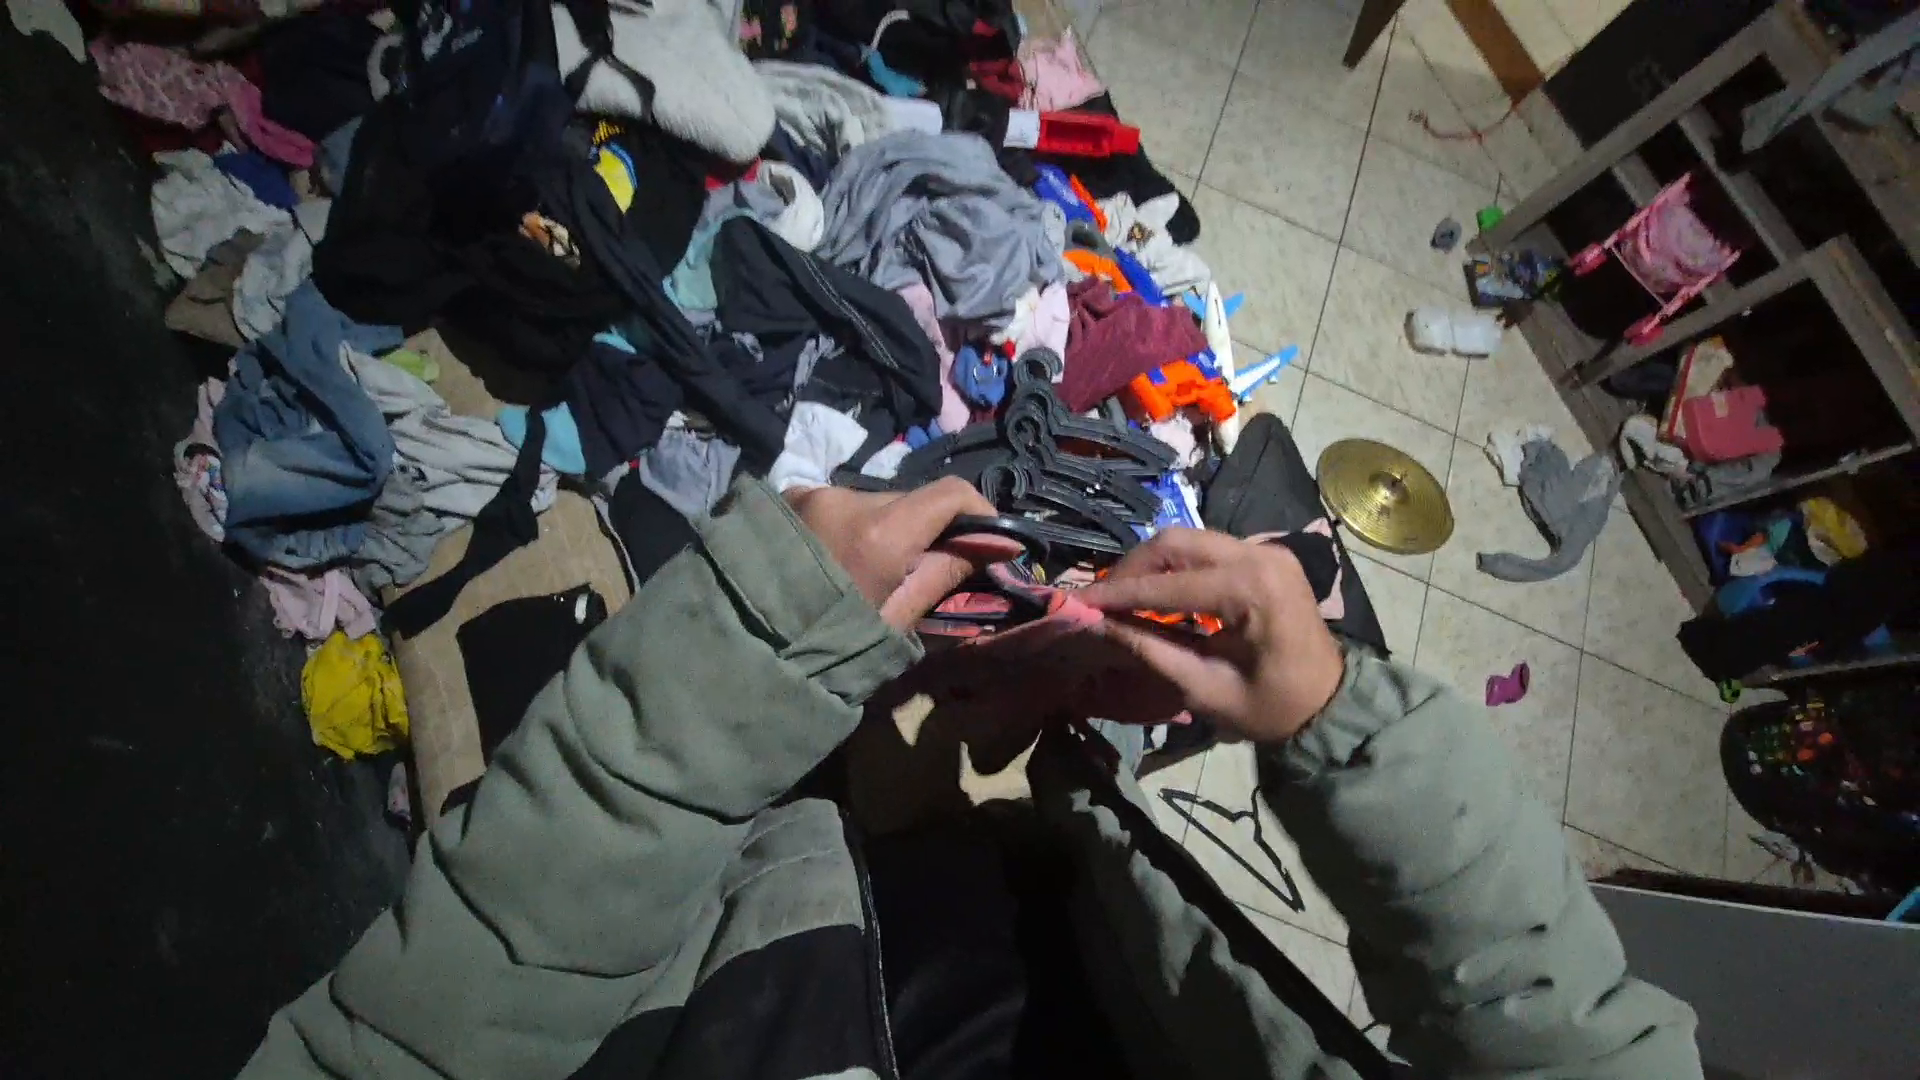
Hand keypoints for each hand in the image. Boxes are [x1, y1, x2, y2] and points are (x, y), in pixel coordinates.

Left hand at [784, 479, 1024, 631]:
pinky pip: (841, 504)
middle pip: (910, 499)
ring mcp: (810, 493)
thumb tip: (1002, 542)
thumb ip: (948, 570)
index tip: (987, 539)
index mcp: (877, 533)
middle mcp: (844, 498)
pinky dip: (853, 526)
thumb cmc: (830, 648)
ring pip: (874, 502)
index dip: (979, 511)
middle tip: (923, 568)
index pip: (950, 493)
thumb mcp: (898, 619)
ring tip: (870, 571)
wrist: (745, 649)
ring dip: (887, 527)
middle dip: (927, 528)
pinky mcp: (788, 498)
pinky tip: (838, 560)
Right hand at [1075, 528, 1344, 742]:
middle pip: (1174, 542)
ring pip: (1187, 540)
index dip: (1118, 594)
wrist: (1332, 706)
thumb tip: (1100, 623)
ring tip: (1125, 596)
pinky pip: (1206, 549)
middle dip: (1132, 569)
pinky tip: (1159, 592)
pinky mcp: (1265, 554)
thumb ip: (1150, 650)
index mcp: (1251, 589)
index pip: (1166, 584)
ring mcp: (1266, 550)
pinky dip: (1175, 566)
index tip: (1079, 602)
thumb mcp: (1205, 688)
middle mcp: (1260, 555)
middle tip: (1104, 598)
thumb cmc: (1272, 706)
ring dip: (1151, 564)